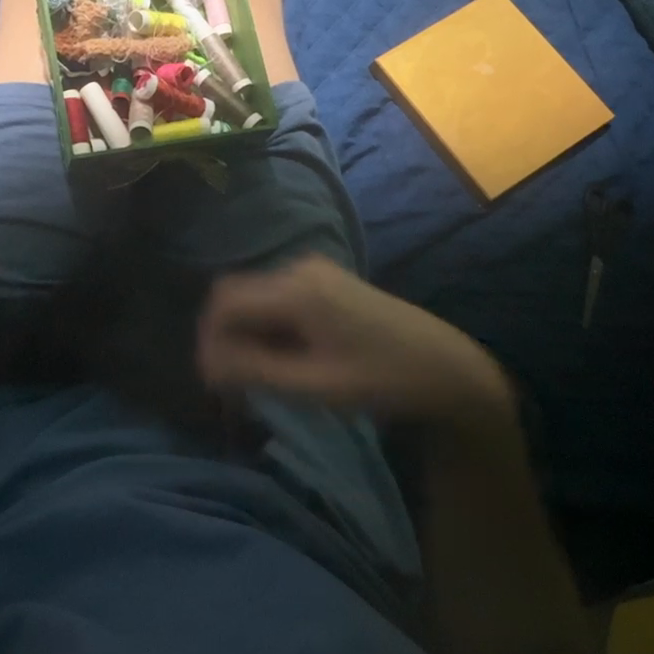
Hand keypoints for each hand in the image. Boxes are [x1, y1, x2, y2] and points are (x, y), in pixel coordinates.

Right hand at [198, 254, 512, 429]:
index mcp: (295, 290)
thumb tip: (204, 365)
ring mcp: (314, 270)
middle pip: (236, 294)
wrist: (449, 369)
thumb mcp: (314, 385)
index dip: (207, 338)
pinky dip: (268, 324)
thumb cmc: (383, 381)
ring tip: (261, 374)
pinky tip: (287, 356)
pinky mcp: (325, 279)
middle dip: (225, 335)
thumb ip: (254, 371)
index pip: (224, 302)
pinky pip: (276, 296)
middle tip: (233, 381)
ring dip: (247, 331)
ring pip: (255, 296)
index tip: (212, 379)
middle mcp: (298, 268)